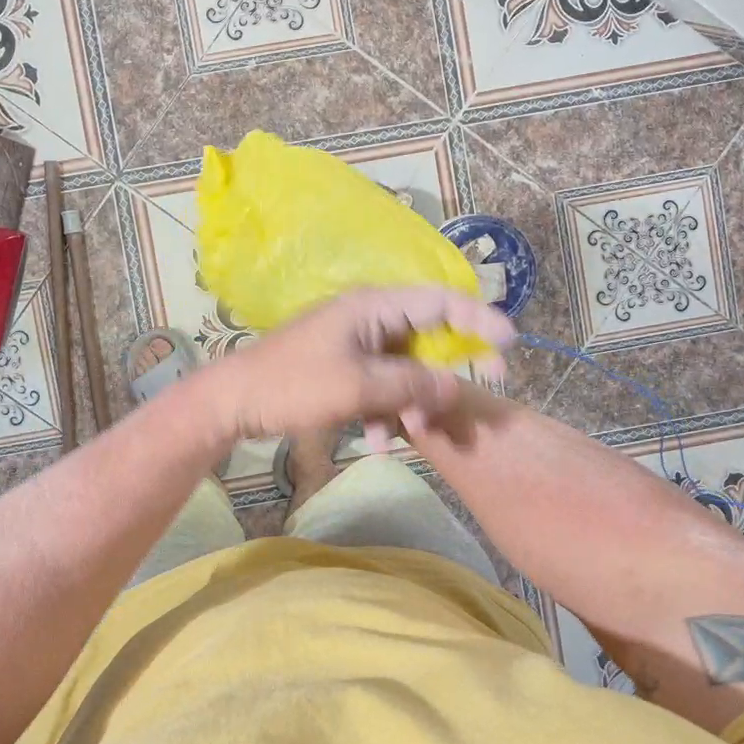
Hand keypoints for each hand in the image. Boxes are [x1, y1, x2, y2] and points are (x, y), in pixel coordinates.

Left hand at [191, 287, 514, 443]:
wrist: (234, 403)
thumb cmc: (293, 385)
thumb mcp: (358, 387)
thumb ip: (411, 384)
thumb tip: (454, 385)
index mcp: (374, 307)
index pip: (440, 300)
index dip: (479, 318)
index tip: (509, 344)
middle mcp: (369, 318)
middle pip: (427, 338)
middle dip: (446, 374)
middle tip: (474, 395)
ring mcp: (354, 343)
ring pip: (405, 369)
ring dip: (412, 401)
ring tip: (408, 433)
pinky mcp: (342, 367)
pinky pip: (380, 385)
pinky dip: (386, 410)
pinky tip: (379, 443)